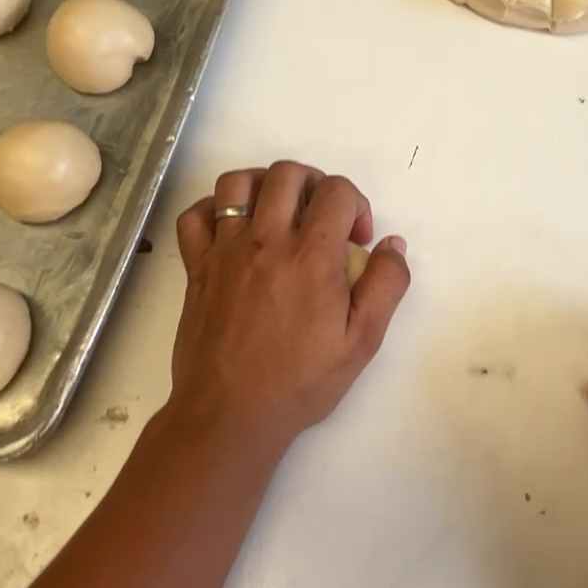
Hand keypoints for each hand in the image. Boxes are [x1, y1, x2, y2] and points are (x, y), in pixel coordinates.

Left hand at [170, 161, 410, 449]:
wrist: (231, 414)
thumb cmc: (301, 381)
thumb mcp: (362, 340)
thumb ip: (385, 284)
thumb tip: (392, 244)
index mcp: (312, 256)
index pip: (337, 191)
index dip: (357, 205)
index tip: (357, 240)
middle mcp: (266, 241)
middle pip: (288, 174)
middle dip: (315, 185)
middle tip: (323, 219)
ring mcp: (225, 251)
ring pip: (237, 182)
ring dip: (264, 185)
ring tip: (279, 212)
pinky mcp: (196, 267)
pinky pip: (195, 215)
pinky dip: (214, 209)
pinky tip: (234, 229)